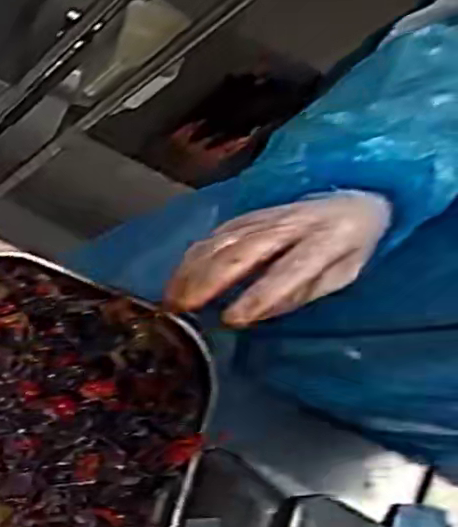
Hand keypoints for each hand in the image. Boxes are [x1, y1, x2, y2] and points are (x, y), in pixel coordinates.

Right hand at [165, 190, 389, 328]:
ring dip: (188, 277)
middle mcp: (295, 224)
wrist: (353, 206)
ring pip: (215, 247)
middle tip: (182, 309)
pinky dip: (186, 266)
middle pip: (241, 253)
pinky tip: (177, 284)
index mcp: (331, 238)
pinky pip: (205, 242)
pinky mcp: (239, 220)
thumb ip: (297, 295)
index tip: (231, 320)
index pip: (291, 268)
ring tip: (172, 301)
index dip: (260, 295)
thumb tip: (252, 315)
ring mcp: (263, 219)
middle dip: (207, 283)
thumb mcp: (339, 276)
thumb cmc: (344, 252)